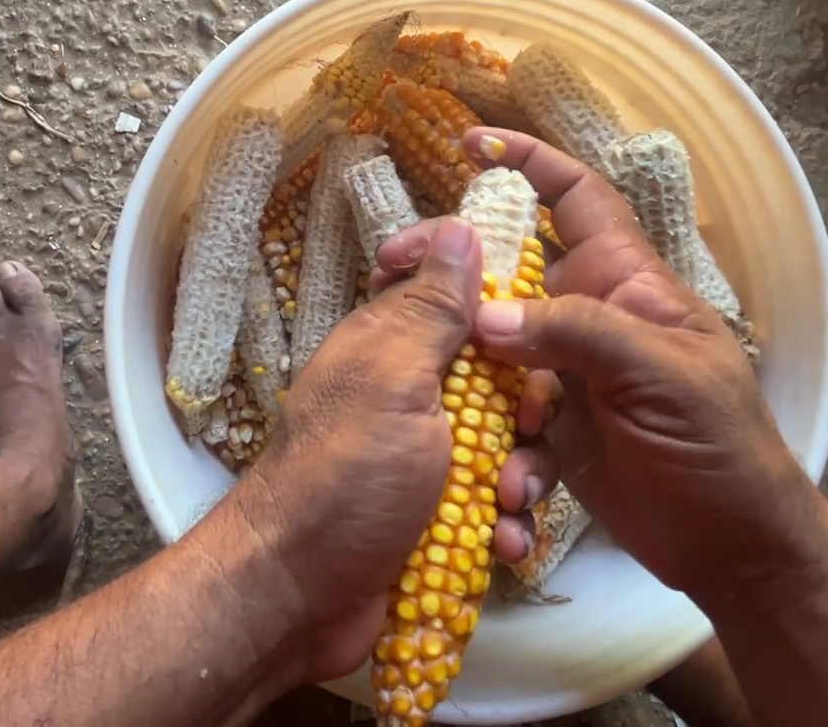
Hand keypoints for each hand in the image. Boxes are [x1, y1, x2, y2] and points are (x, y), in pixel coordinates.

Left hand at [223, 218, 483, 681]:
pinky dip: (505, 520)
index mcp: (393, 340)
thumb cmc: (346, 475)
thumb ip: (431, 310)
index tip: (523, 307)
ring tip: (506, 502)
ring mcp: (429, 449)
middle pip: (497, 367)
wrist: (301, 598)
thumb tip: (459, 229)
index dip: (489, 286)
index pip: (448, 283)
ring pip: (507, 436)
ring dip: (521, 471)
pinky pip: (496, 498)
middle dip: (526, 402)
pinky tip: (502, 543)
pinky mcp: (444, 507)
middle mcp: (413, 386)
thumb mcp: (392, 380)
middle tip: (526, 428)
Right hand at [435, 129, 827, 598]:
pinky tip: (510, 490)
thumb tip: (486, 315)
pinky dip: (500, 454)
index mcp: (621, 281)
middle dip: (451, 267)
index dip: (530, 161)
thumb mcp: (661, 373)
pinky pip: (502, 420)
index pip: (576, 197)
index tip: (472, 144)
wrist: (732, 548)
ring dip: (460, 372)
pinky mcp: (547, 426)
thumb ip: (578, 332)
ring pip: (489, 346)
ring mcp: (561, 371)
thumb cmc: (720, 445)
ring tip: (429, 392)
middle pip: (504, 268)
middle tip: (391, 267)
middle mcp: (583, 315)